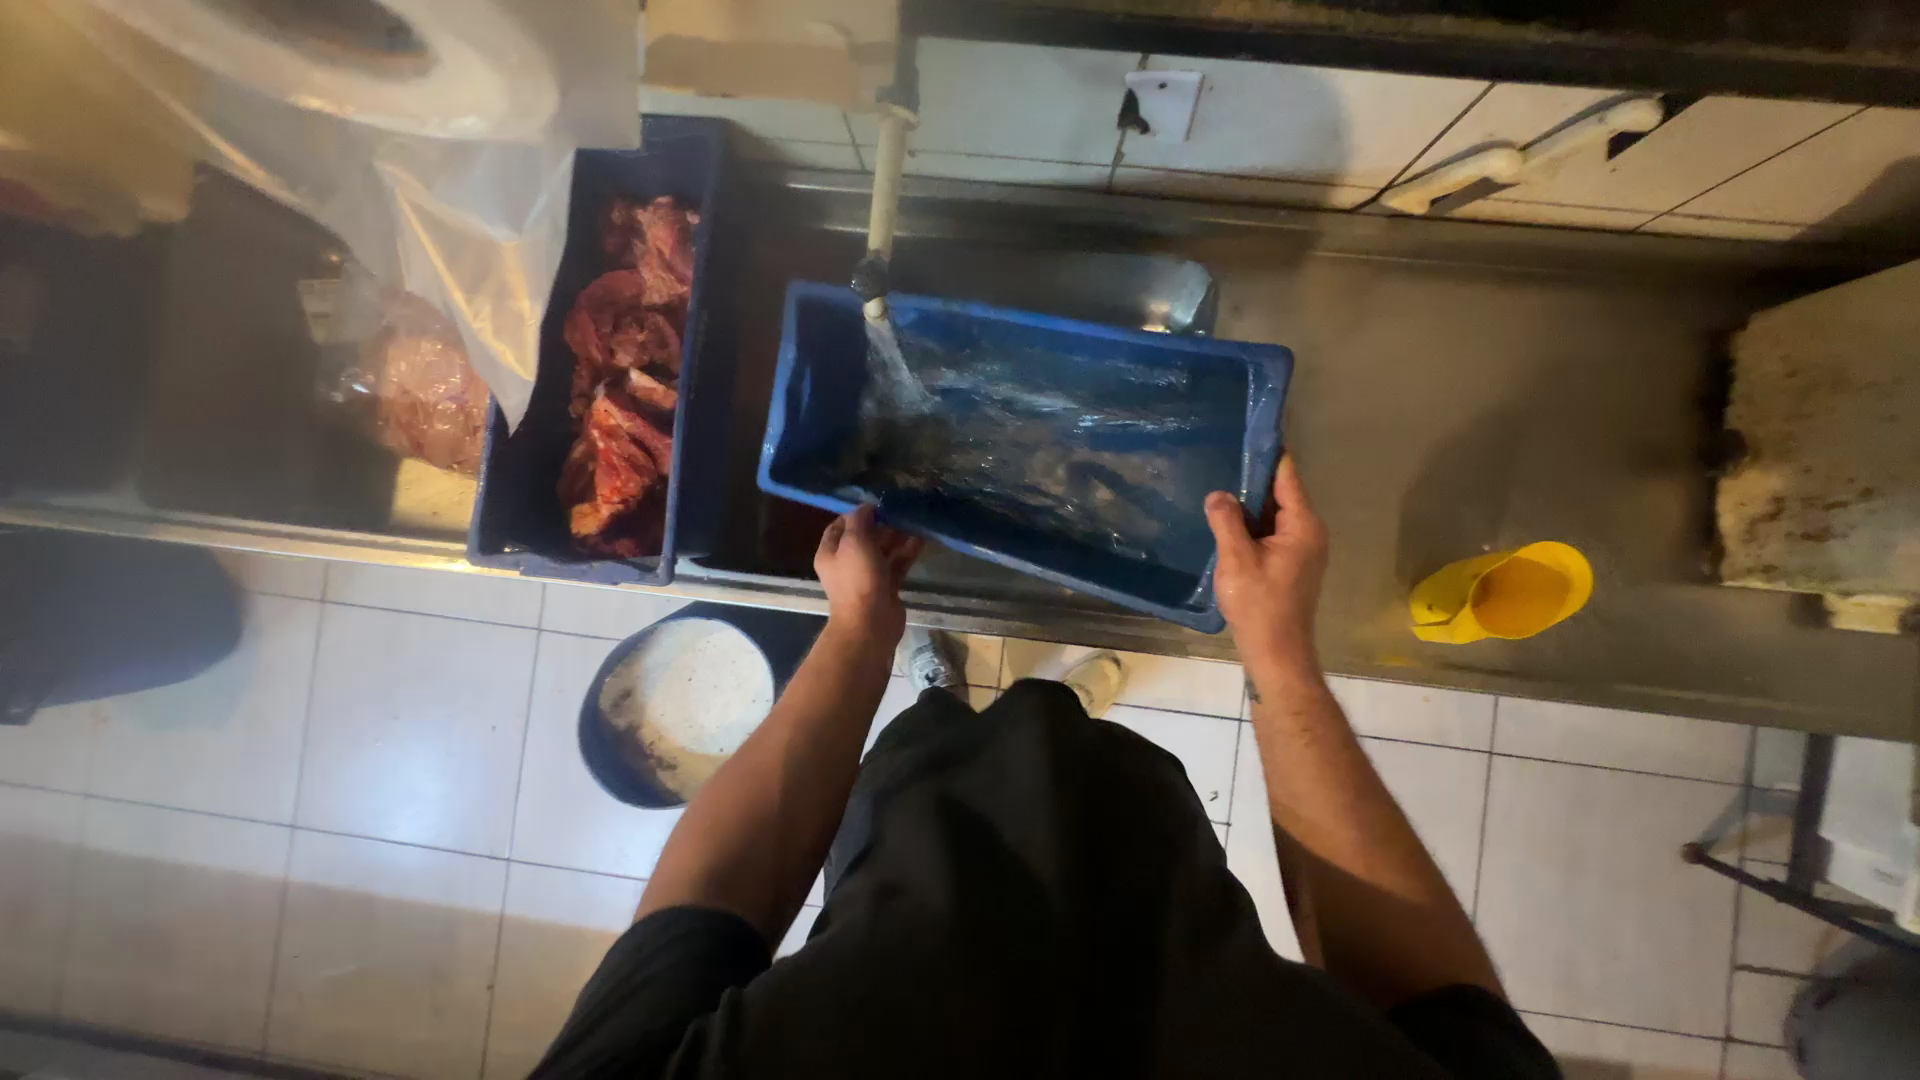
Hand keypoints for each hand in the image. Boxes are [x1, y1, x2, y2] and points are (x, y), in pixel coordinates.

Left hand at [815, 504, 922, 643]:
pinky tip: (920, 540)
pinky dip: (907, 553)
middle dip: (881, 525)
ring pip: (883, 551)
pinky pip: (897, 564)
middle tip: (900, 513)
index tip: (876, 506)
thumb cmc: (858, 579)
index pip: (840, 527)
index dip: (856, 515)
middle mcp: (847, 564)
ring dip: (897, 537)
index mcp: (831, 553)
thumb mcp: (854, 542)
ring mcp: (867, 576)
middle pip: (864, 538)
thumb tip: (867, 507)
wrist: (870, 623)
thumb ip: (860, 520)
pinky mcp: (886, 587)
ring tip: (914, 523)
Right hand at [1204, 454, 1328, 670]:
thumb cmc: (1259, 604)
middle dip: (1255, 479)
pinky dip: (1254, 524)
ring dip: (1252, 504)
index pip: (1287, 476)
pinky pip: (1274, 532)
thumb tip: (1219, 494)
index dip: (1269, 454)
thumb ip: (1227, 521)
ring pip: (1276, 514)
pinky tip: (1230, 522)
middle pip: (1283, 493)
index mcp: (1303, 525)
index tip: (1249, 432)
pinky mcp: (1294, 564)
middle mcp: (1311, 532)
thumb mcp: (1236, 559)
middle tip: (1223, 458)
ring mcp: (1304, 549)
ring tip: (1221, 487)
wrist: (1276, 651)